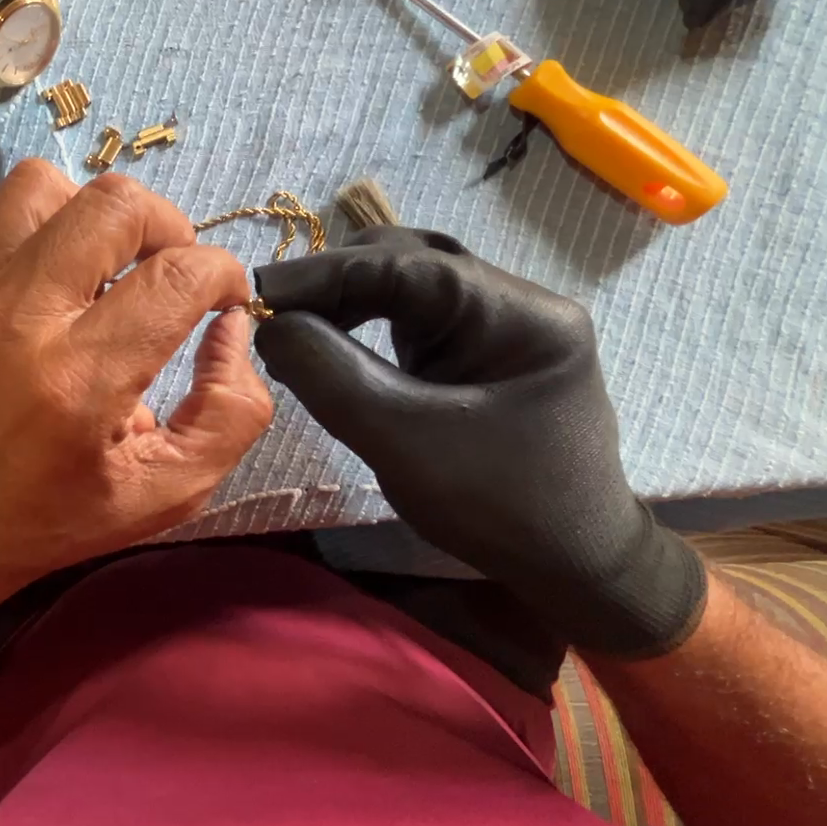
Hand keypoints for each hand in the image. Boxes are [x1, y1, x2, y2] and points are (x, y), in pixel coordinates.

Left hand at [0, 159, 272, 611]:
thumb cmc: (61, 515)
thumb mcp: (172, 491)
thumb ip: (232, 411)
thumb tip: (231, 325)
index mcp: (80, 380)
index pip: (176, 277)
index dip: (224, 275)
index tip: (225, 300)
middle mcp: (20, 322)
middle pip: (113, 206)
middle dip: (168, 226)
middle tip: (171, 274)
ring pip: (42, 185)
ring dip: (94, 214)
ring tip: (107, 265)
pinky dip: (37, 226)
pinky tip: (53, 274)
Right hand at [252, 227, 703, 657]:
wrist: (569, 563)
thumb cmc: (497, 508)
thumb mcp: (403, 443)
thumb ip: (332, 376)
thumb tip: (270, 324)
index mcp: (518, 315)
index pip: (407, 266)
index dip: (324, 273)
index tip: (257, 292)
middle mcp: (511, 302)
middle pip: (407, 262)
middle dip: (333, 281)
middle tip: (271, 312)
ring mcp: (494, 325)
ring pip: (405, 286)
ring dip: (344, 299)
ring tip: (292, 325)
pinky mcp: (473, 350)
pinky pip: (407, 317)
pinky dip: (359, 323)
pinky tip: (329, 341)